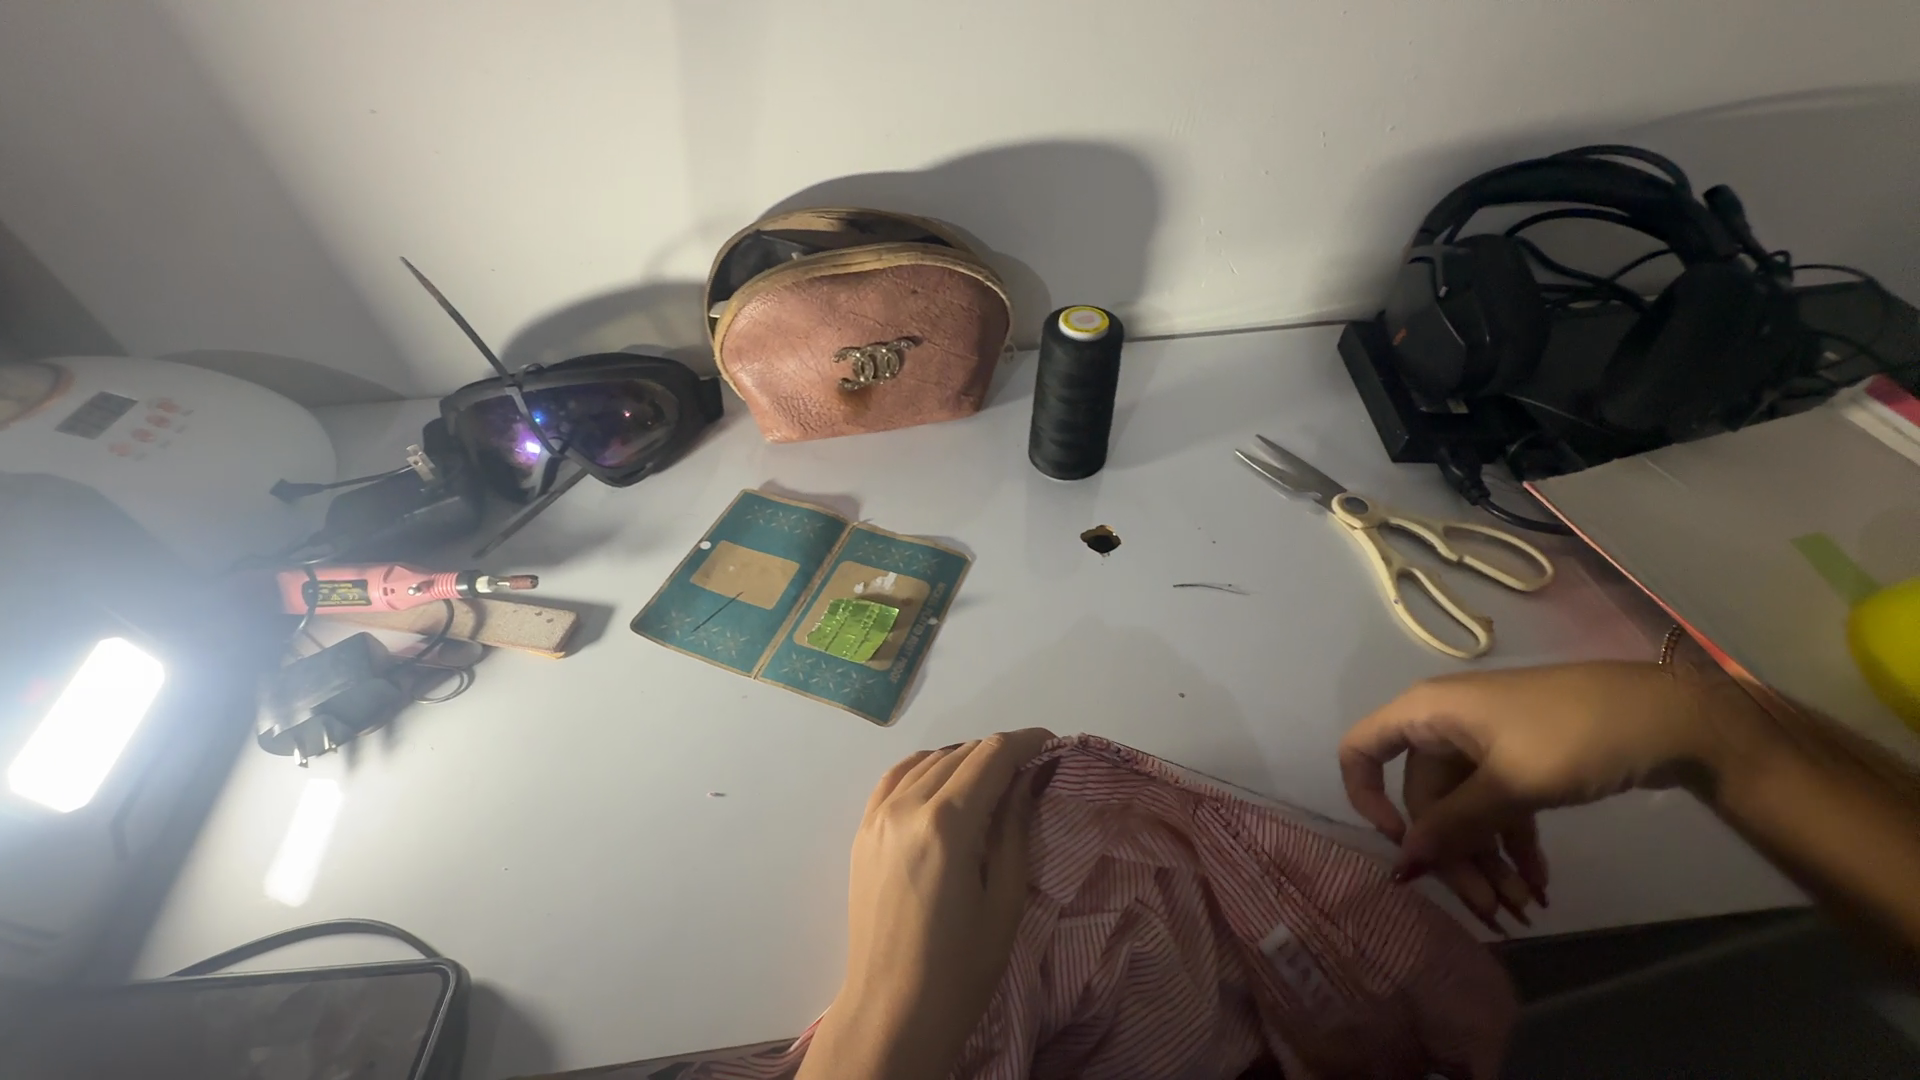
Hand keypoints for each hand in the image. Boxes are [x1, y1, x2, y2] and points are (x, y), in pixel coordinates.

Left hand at [799, 729, 1056, 1079]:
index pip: (991, 756)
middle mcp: (907, 806)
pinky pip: (896, 777)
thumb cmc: (960, 967)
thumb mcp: (1005, 900)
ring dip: (965, 760)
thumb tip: (1026, 777)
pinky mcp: (862, 830)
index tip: (1050, 744)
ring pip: (930, 760)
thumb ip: (1015, 828)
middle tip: (1029, 771)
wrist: (891, 1011)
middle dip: (1000, 754)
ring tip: (992, 782)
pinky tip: (943, 782)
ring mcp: (878, 815)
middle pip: (962, 753)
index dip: (1025, 742)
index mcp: (947, 824)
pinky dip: (925, 768)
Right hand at [1339, 662, 1764, 929]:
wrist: (1674, 716)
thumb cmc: (1575, 734)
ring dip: (1485, 858)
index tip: (1402, 844)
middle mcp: (1442, 726)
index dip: (1366, 797)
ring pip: (1462, 808)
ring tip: (1522, 909)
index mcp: (1425, 714)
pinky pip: (1495, 805)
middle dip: (1452, 853)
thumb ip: (1455, 824)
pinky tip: (1537, 884)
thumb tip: (1406, 862)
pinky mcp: (1516, 759)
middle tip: (1489, 909)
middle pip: (1423, 797)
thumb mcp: (1513, 783)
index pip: (1361, 750)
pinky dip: (1510, 843)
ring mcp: (1480, 743)